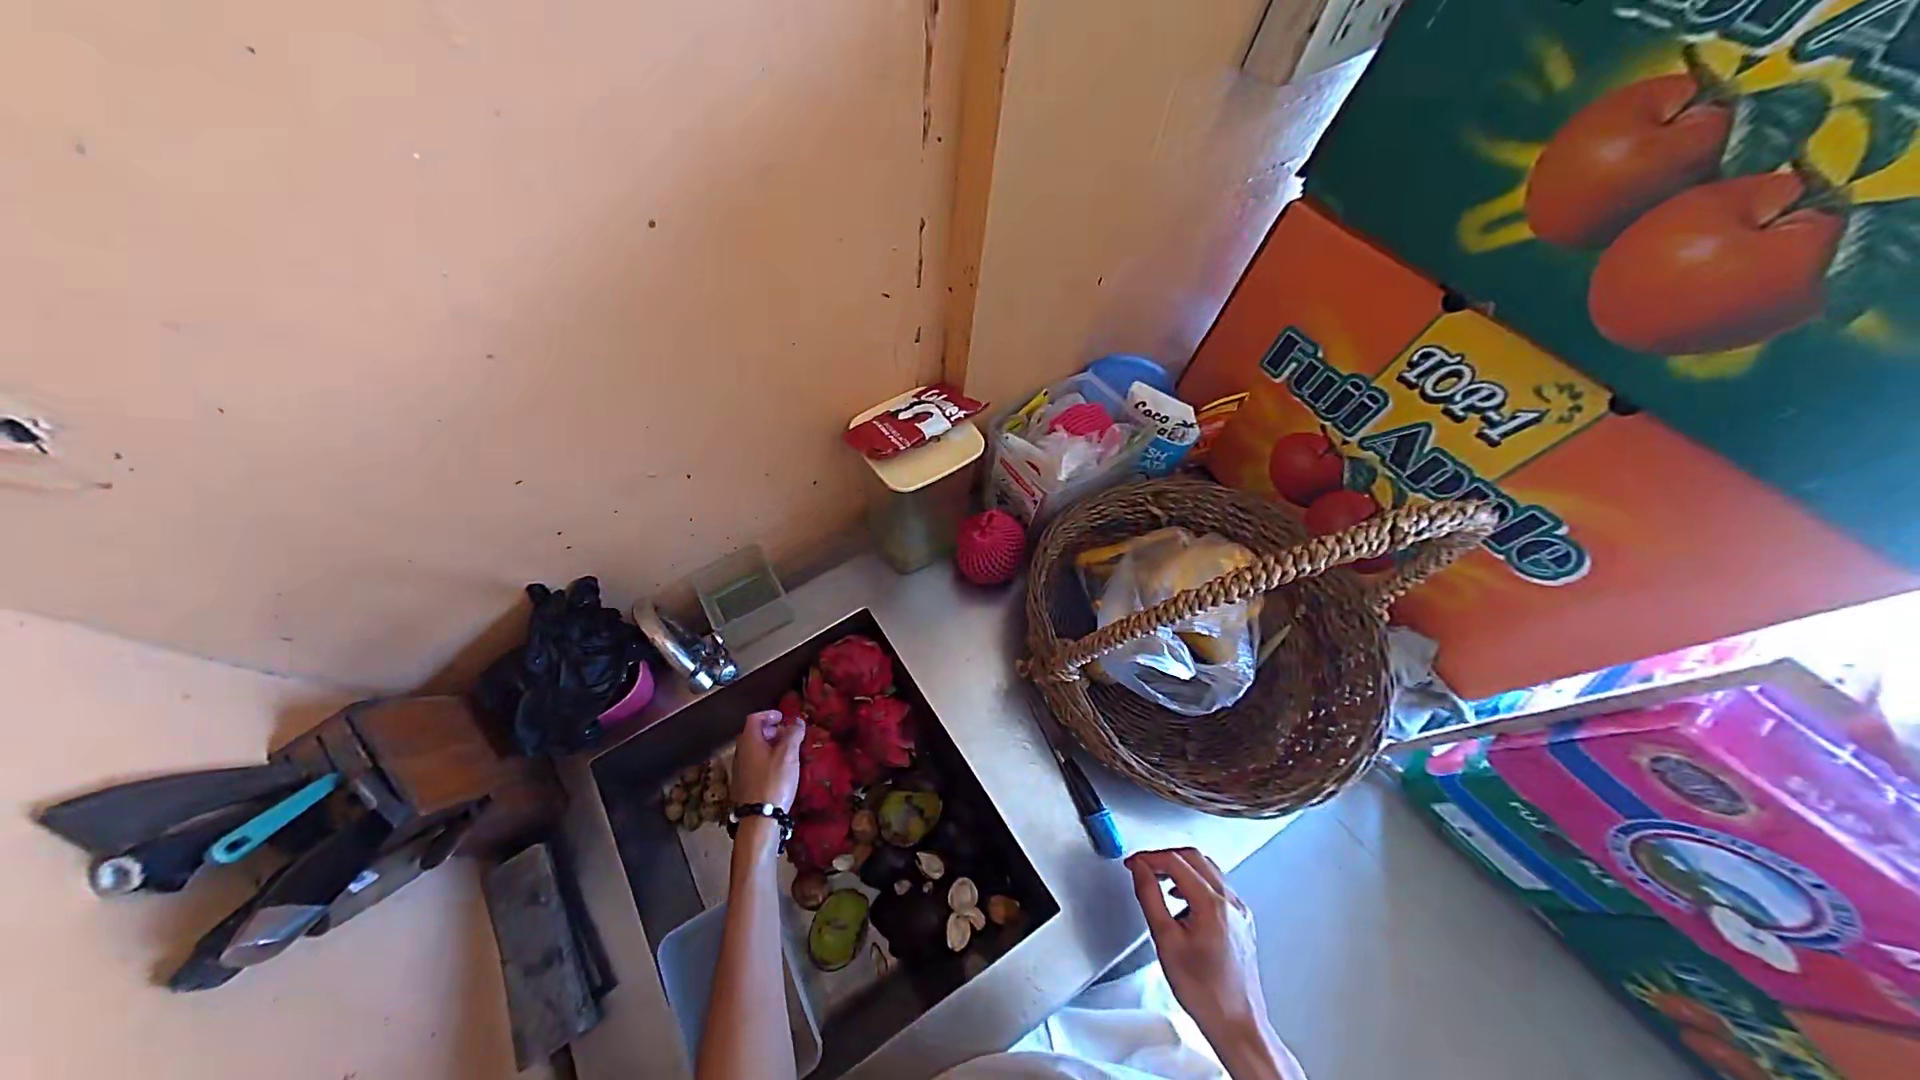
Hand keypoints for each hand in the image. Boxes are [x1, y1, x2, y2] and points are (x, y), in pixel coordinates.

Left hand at [730, 709, 803, 810]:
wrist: (759, 818)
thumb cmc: (774, 781)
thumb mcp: (788, 755)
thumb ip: (793, 734)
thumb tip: (797, 721)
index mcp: (749, 742)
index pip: (755, 718)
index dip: (769, 714)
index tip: (783, 717)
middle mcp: (741, 753)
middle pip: (754, 734)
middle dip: (772, 731)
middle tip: (789, 735)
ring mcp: (740, 770)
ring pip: (755, 750)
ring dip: (771, 746)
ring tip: (789, 753)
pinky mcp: (744, 784)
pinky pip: (756, 764)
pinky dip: (768, 760)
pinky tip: (781, 770)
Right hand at [1129, 849, 1298, 1079]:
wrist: (1236, 1023)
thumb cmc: (1205, 991)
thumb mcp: (1165, 940)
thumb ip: (1149, 896)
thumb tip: (1140, 870)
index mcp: (1212, 904)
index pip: (1175, 861)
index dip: (1149, 858)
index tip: (1133, 863)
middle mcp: (1230, 903)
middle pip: (1194, 858)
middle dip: (1165, 857)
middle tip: (1144, 866)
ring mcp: (1239, 912)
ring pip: (1208, 870)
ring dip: (1181, 868)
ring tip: (1160, 881)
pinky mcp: (1242, 922)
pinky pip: (1217, 888)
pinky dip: (1196, 883)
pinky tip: (1183, 901)